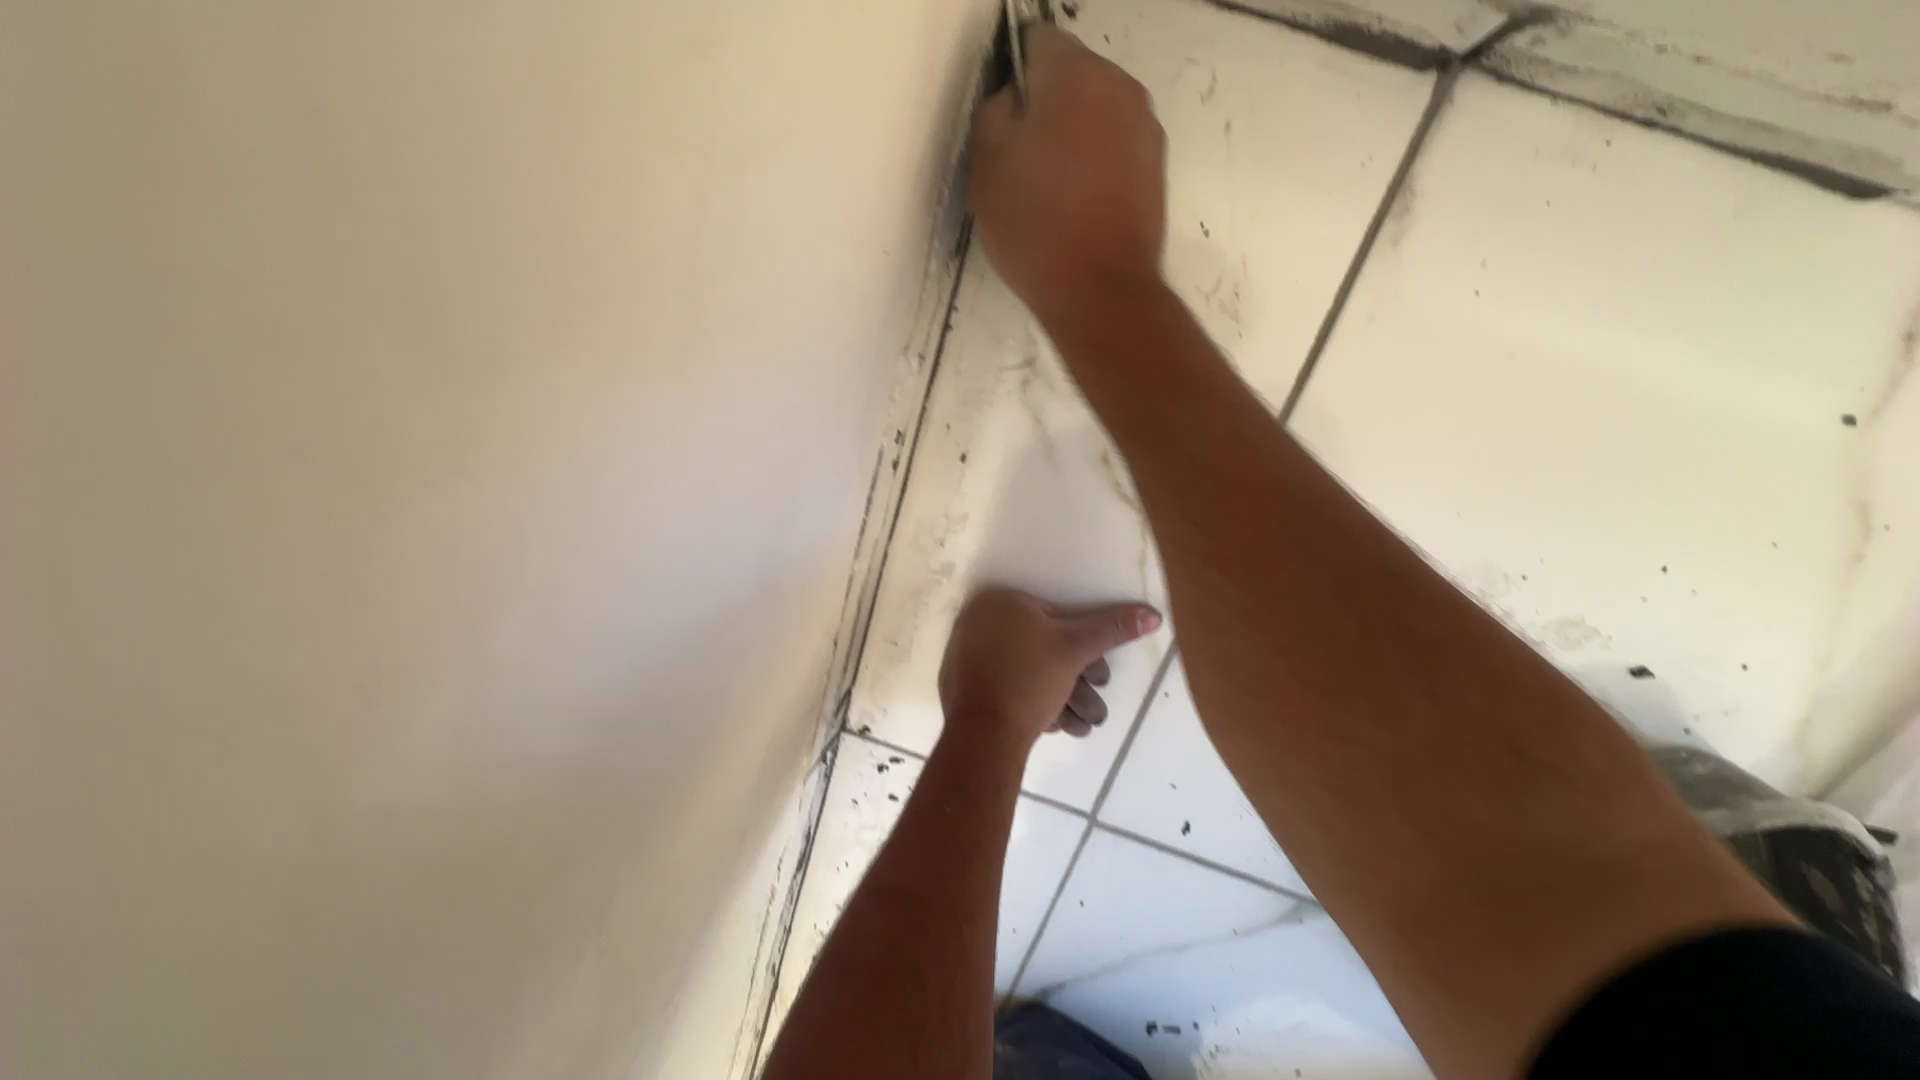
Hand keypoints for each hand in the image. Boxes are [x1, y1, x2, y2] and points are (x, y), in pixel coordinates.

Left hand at [938, 588, 1161, 752]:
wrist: (984, 734)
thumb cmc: (1029, 679)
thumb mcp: (1076, 649)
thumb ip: (1112, 629)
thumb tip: (1152, 614)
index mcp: (998, 603)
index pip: (1052, 618)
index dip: (1081, 649)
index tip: (1095, 675)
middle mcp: (977, 624)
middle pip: (1040, 648)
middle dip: (1073, 680)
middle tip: (1092, 703)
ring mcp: (966, 658)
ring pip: (1026, 673)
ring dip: (1060, 698)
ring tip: (1079, 723)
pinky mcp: (963, 689)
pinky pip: (1006, 689)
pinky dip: (1030, 703)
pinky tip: (1052, 724)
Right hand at [968, 25, 1166, 326]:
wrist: (1099, 291)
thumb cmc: (1035, 228)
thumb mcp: (985, 167)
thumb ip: (994, 113)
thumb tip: (1012, 101)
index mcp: (1075, 75)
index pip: (1037, 40)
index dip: (1013, 74)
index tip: (1003, 119)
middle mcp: (1120, 87)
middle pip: (1072, 75)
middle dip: (1046, 104)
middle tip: (1022, 161)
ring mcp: (1145, 127)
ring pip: (1097, 112)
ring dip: (1074, 133)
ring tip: (1051, 188)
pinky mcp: (1157, 166)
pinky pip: (1116, 145)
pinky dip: (1097, 161)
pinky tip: (1079, 203)